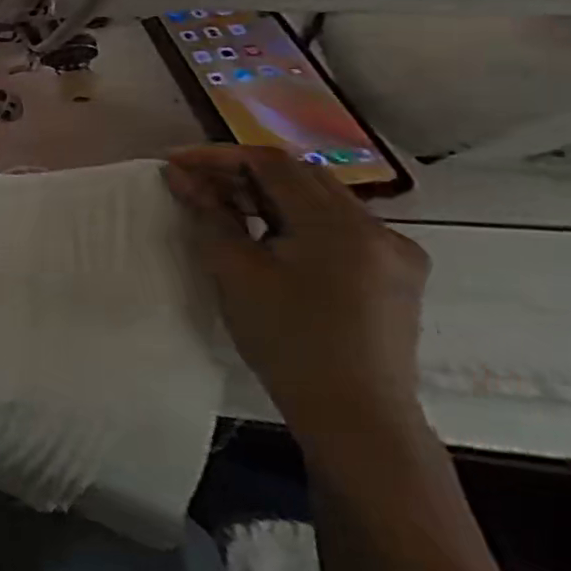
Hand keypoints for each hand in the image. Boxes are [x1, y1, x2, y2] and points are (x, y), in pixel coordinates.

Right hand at [163, 145, 430, 436]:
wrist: (354, 414)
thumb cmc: (286, 340)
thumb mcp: (235, 272)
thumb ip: (209, 215)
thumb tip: (179, 175)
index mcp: (338, 224)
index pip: (272, 164)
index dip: (219, 156)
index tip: (175, 162)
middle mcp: (377, 227)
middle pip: (300, 176)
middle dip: (242, 173)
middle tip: (194, 184)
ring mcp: (394, 251)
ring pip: (321, 200)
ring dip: (269, 195)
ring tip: (224, 207)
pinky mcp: (395, 273)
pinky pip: (339, 227)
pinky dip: (297, 220)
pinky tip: (270, 238)